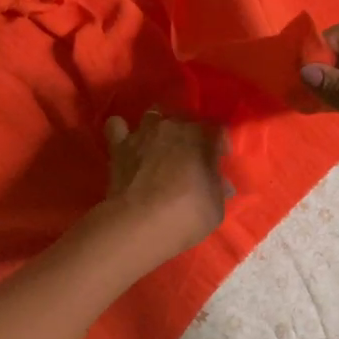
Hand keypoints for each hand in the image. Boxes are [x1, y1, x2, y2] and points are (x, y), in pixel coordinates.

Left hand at [101, 112, 227, 257]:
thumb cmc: (187, 215)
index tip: (219, 161)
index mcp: (202, 137)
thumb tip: (221, 184)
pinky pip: (117, 126)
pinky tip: (125, 142)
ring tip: (159, 145)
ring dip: (158, 127)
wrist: (140, 223)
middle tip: (190, 157)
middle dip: (190, 134)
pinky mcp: (120, 145)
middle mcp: (173, 125)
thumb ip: (218, 189)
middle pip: (186, 118)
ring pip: (153, 115)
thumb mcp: (215, 208)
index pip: (217, 129)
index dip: (219, 144)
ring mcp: (144, 132)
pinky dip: (121, 131)